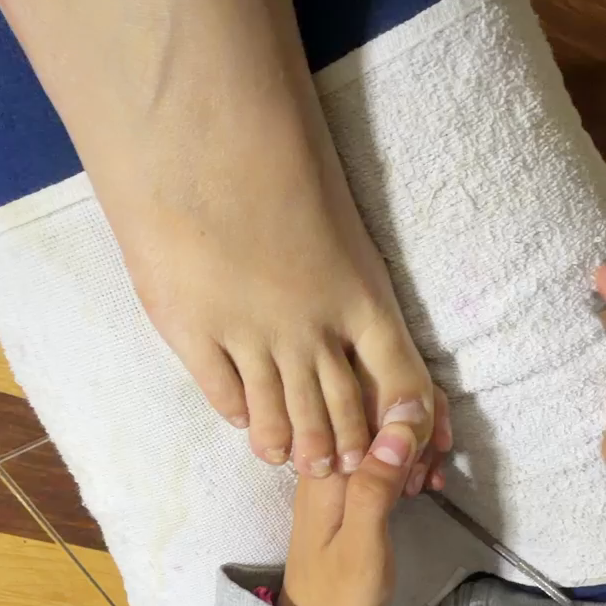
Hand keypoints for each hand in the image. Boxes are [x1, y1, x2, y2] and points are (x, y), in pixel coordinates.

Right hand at [0, 0, 449, 482]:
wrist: (198, 136)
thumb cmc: (281, 169)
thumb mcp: (344, 230)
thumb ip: (358, 296)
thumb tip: (371, 345)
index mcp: (362, 300)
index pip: (403, 379)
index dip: (410, 424)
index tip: (410, 450)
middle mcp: (312, 330)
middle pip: (341, 410)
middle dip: (348, 448)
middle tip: (343, 469)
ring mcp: (252, 336)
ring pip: (282, 415)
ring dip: (295, 444)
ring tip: (296, 461)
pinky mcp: (195, 333)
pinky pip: (226, 394)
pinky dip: (241, 414)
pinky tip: (245, 423)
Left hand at [276, 411, 421, 605]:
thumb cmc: (341, 595)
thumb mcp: (362, 545)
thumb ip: (375, 486)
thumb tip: (400, 426)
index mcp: (324, 465)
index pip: (366, 403)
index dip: (408, 410)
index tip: (435, 444)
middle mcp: (330, 457)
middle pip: (379, 408)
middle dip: (419, 425)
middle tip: (436, 468)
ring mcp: (342, 470)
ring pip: (387, 430)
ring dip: (419, 446)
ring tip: (432, 483)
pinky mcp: (356, 486)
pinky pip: (387, 455)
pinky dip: (414, 463)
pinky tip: (428, 487)